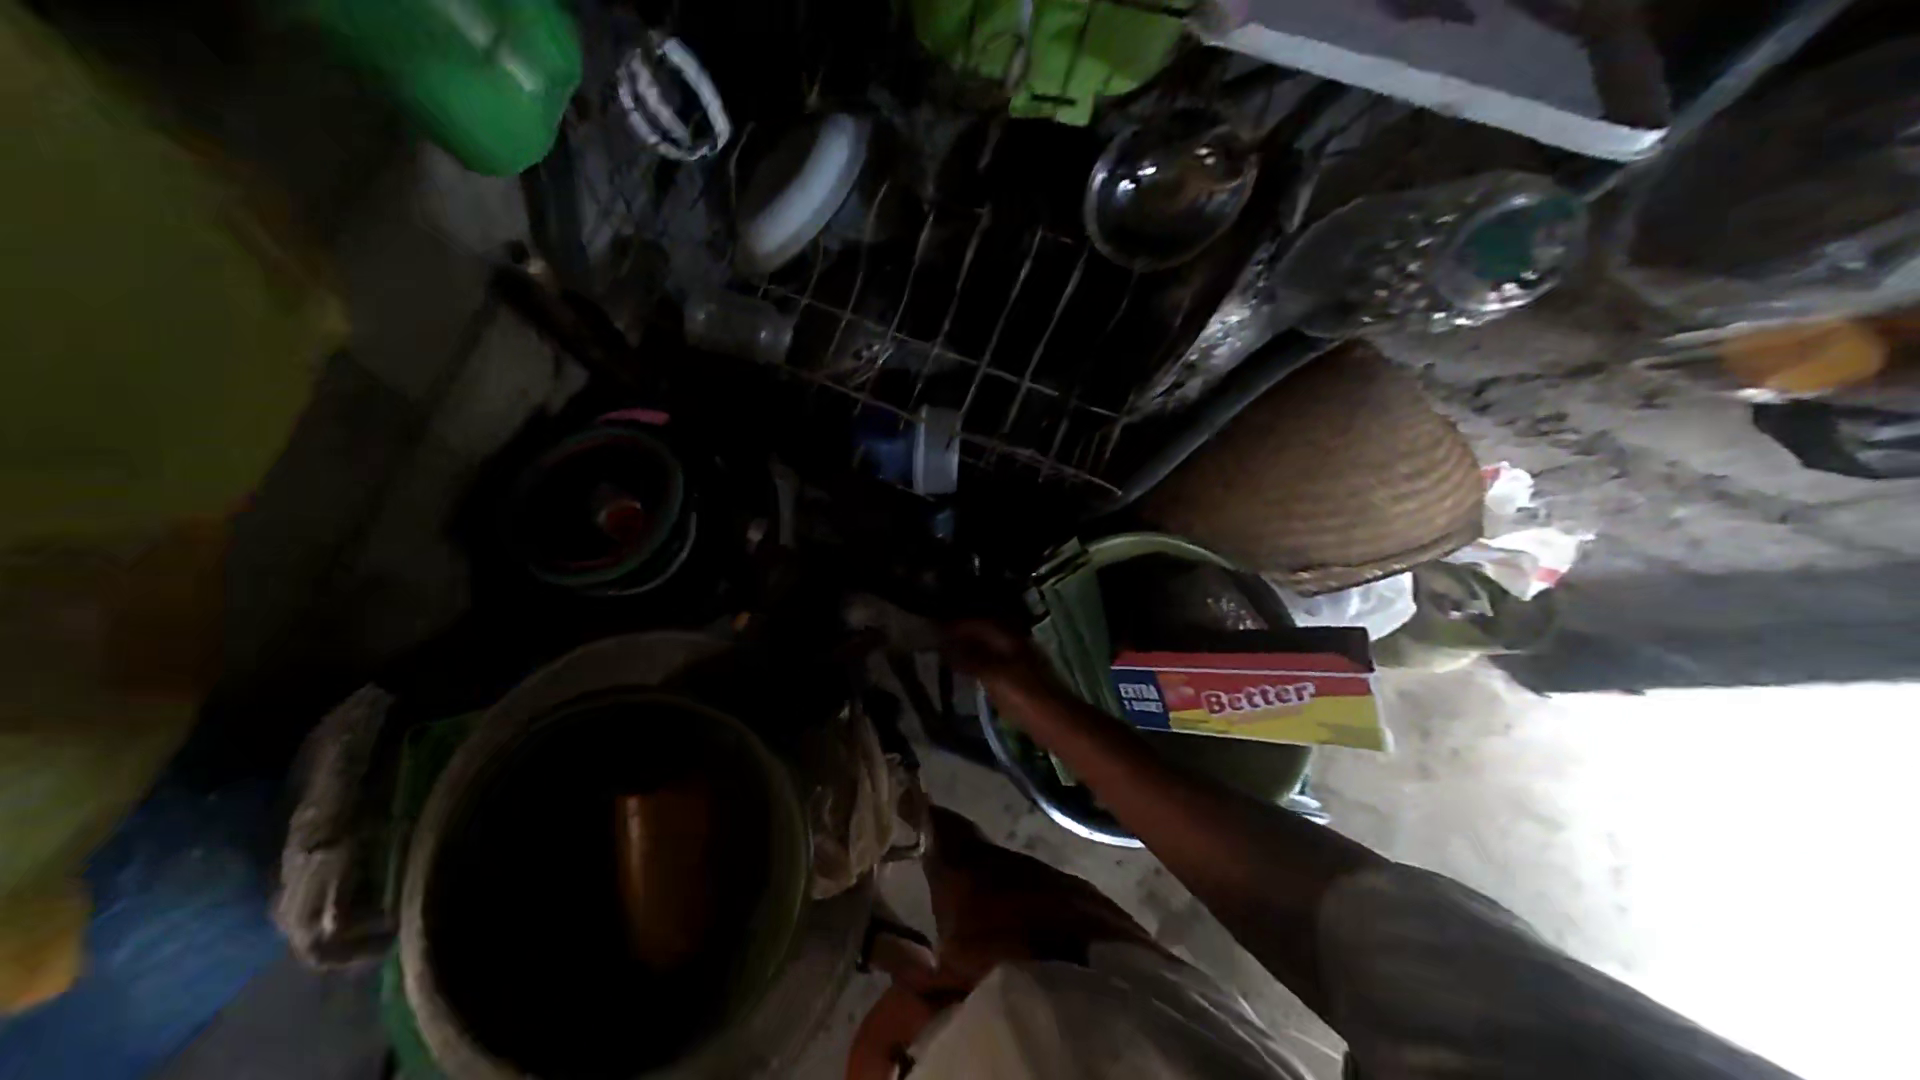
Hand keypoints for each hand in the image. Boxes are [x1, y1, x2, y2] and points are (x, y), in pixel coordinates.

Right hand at [941, 620, 1056, 701]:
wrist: (1056, 723)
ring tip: (948, 655)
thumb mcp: (992, 675)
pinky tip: (969, 673)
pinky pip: (994, 663)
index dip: (957, 624)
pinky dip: (978, 663)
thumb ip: (968, 658)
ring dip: (970, 649)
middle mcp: (1017, 644)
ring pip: (990, 648)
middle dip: (963, 634)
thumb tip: (943, 644)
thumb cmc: (1024, 697)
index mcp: (1010, 639)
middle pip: (986, 633)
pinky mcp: (1021, 679)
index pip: (979, 623)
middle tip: (938, 640)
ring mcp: (1021, 662)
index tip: (934, 628)